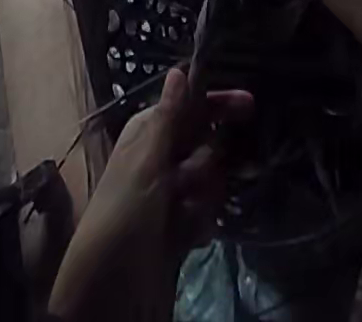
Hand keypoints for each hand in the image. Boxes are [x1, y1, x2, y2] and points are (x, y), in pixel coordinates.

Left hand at [48, 69, 253, 320]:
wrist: (111, 291)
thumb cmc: (126, 213)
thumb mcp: (147, 161)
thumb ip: (168, 116)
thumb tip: (179, 69)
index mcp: (147, 132)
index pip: (190, 106)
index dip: (219, 104)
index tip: (250, 103)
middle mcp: (160, 156)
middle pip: (206, 142)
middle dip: (208, 162)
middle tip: (189, 183)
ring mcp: (171, 193)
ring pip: (211, 178)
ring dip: (204, 195)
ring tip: (181, 214)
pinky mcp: (180, 225)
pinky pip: (208, 211)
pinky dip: (201, 221)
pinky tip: (187, 235)